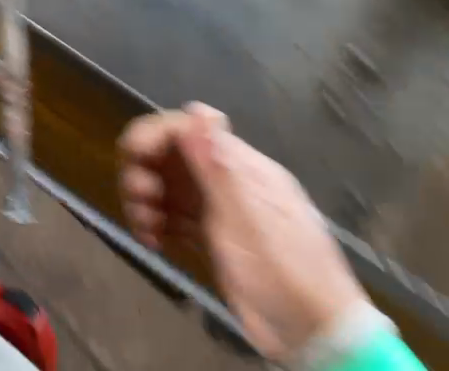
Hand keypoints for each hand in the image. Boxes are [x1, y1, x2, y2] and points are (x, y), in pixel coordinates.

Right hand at [118, 104, 367, 360]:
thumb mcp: (246, 219)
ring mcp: (218, 209)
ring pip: (164, 186)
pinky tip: (152, 241)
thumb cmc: (284, 273)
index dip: (154, 135)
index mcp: (242, 168)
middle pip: (169, 155)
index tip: (133, 157)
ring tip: (143, 226)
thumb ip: (218, 165)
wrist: (316, 338)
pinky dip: (154, 223)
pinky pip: (170, 216)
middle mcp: (227, 181)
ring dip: (144, 199)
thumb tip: (200, 109)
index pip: (187, 129)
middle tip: (139, 199)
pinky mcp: (211, 237)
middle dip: (143, 170)